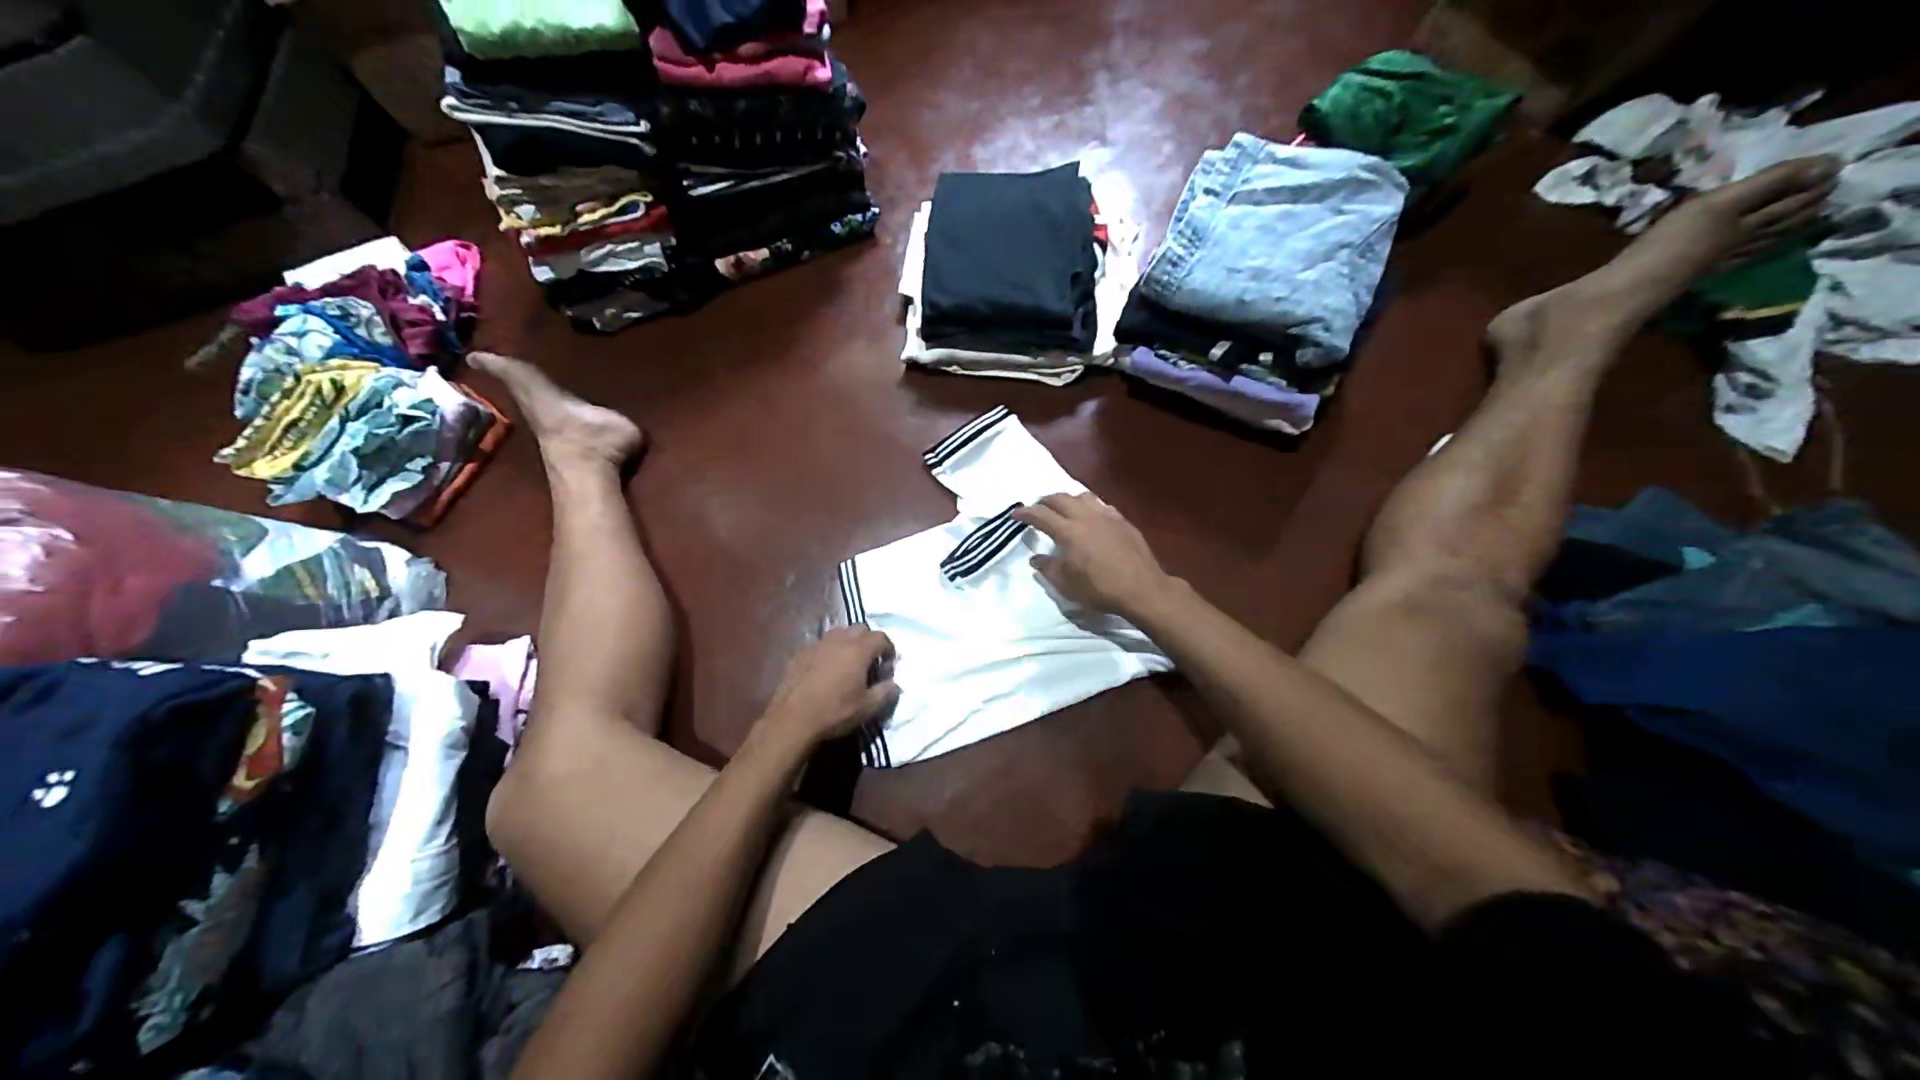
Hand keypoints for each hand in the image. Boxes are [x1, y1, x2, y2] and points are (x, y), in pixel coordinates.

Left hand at [755, 627, 898, 751]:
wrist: (792, 720)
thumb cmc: (834, 712)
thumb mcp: (867, 708)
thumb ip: (886, 693)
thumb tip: (895, 684)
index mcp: (858, 650)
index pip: (881, 637)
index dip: (889, 650)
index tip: (888, 667)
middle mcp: (838, 640)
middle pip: (860, 629)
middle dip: (869, 641)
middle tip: (869, 662)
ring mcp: (817, 644)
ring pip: (839, 632)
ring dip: (848, 642)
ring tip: (847, 663)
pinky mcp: (800, 653)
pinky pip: (820, 643)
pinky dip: (828, 650)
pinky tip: (825, 669)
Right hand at [1013, 493, 1176, 616]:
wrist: (1142, 589)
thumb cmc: (1100, 589)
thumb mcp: (1067, 584)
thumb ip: (1049, 568)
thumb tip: (1036, 558)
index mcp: (1069, 532)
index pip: (1041, 515)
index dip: (1025, 513)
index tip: (1015, 514)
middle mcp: (1086, 517)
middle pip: (1060, 499)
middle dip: (1044, 501)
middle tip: (1037, 508)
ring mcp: (1107, 516)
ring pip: (1082, 496)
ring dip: (1068, 499)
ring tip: (1063, 508)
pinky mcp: (1123, 521)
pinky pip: (1101, 505)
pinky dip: (1089, 506)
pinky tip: (1091, 516)